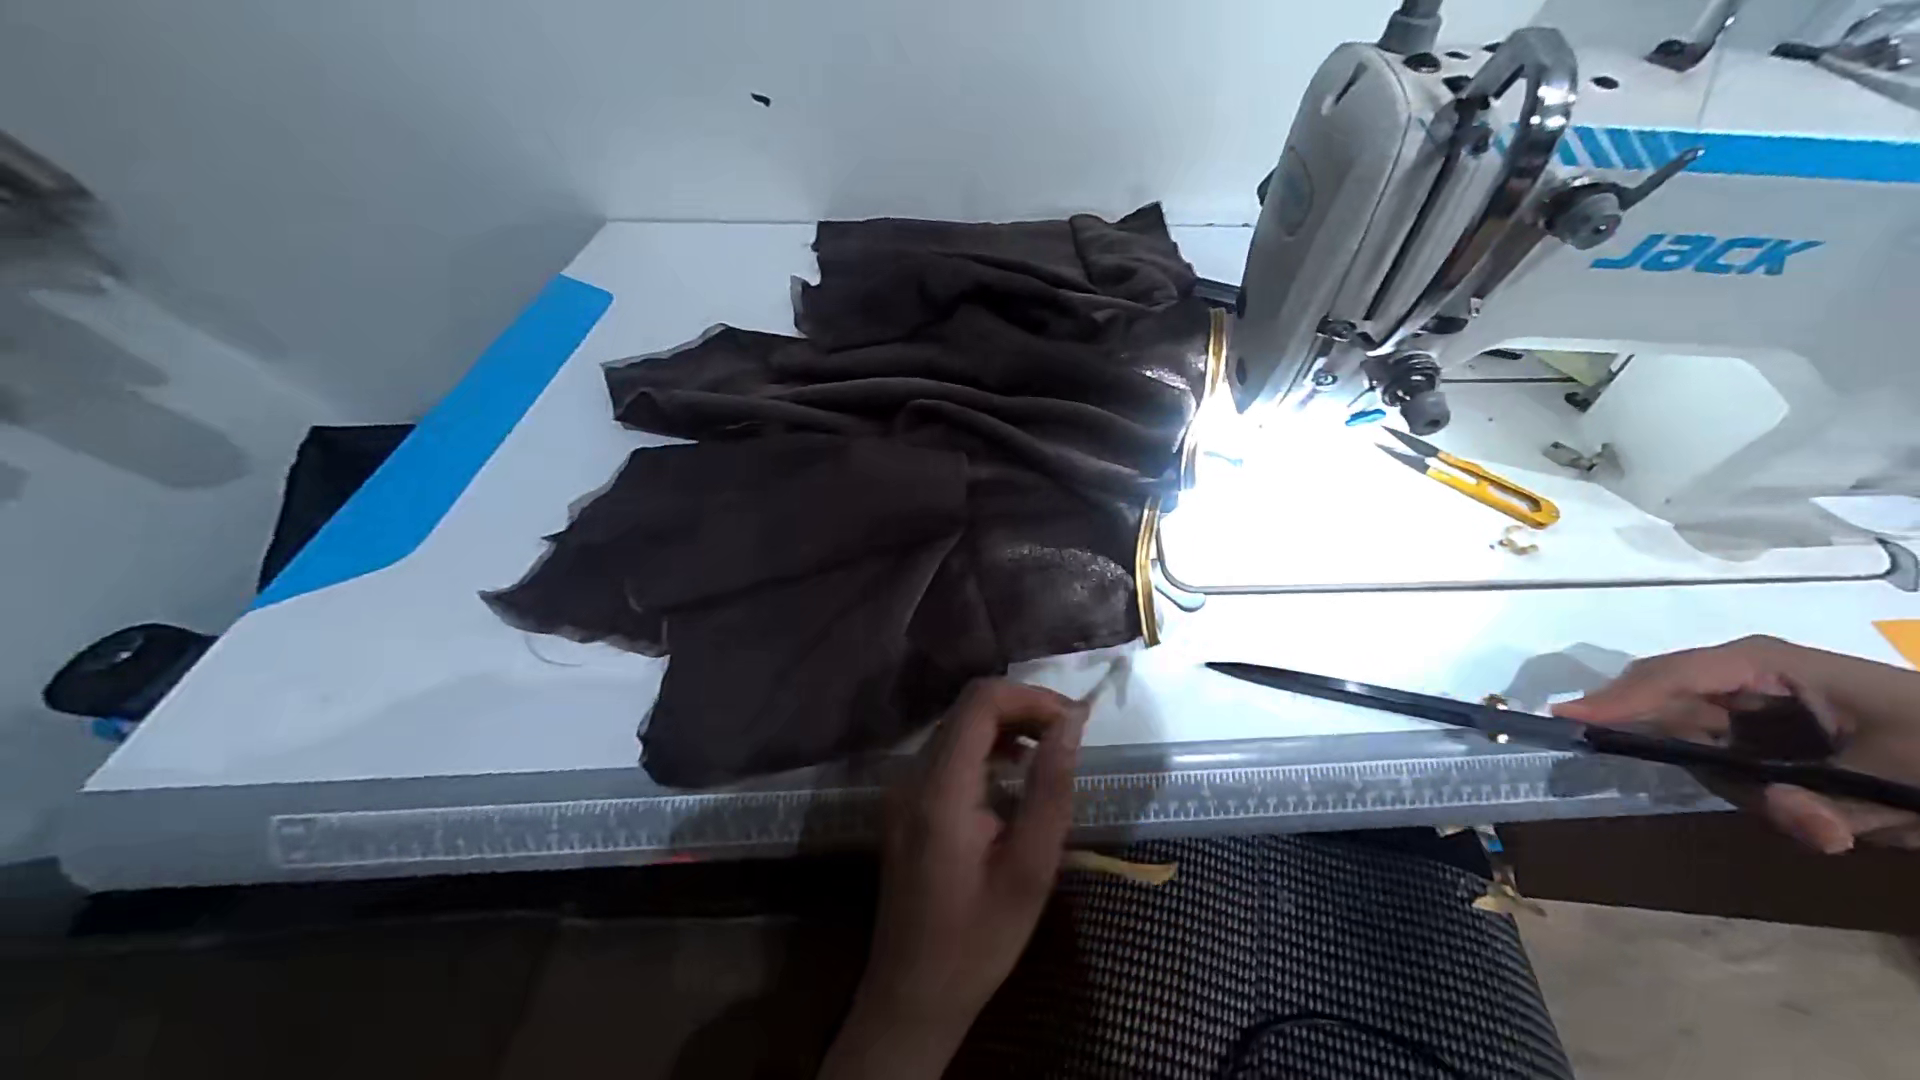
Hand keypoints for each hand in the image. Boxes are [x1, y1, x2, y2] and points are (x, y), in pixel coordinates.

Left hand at [819, 679, 1087, 1078]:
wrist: (911, 993)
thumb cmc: (977, 941)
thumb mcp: (1030, 871)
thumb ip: (1050, 791)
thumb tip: (1071, 726)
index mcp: (940, 790)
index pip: (980, 703)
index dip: (1030, 697)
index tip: (1074, 720)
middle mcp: (912, 776)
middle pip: (967, 708)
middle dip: (1022, 707)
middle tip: (1070, 733)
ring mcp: (902, 787)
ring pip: (957, 725)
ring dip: (1006, 724)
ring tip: (1051, 748)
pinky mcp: (904, 801)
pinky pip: (947, 751)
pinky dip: (985, 746)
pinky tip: (1015, 770)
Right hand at [1555, 635, 1919, 852]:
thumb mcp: (1898, 781)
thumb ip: (1838, 802)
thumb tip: (1807, 830)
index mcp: (1765, 664)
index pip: (1673, 675)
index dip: (1620, 699)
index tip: (1568, 721)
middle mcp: (1742, 678)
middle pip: (1667, 704)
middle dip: (1689, 754)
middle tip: (1713, 787)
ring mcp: (1746, 705)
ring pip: (1690, 739)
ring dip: (1741, 785)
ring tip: (1820, 820)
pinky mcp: (1756, 734)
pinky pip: (1717, 758)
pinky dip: (1752, 790)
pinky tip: (1809, 811)